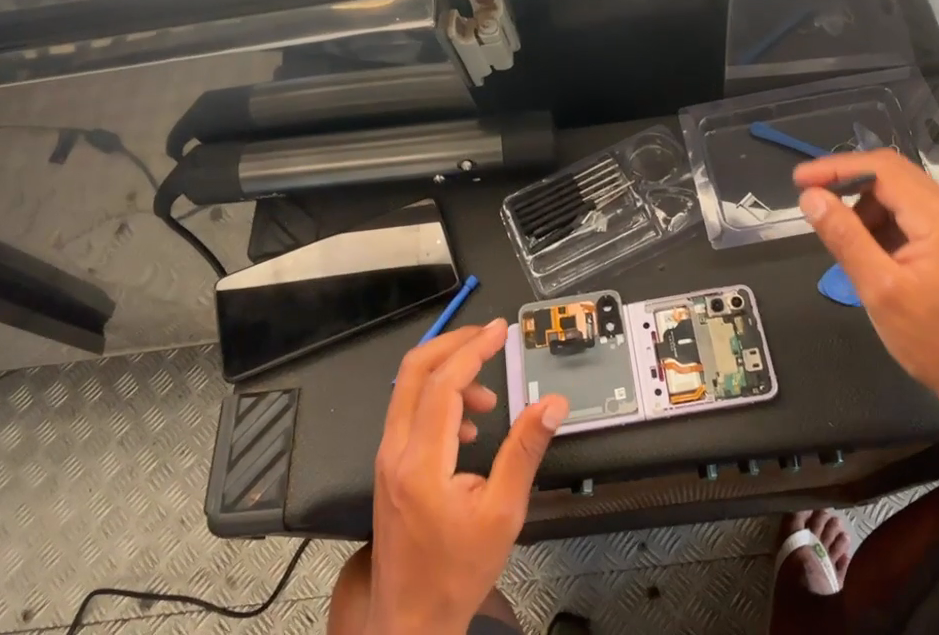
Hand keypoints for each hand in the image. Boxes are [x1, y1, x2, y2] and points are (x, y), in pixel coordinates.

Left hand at [367, 319, 568, 633]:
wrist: (410, 619)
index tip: (501, 331)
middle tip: (489, 338)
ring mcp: (386, 458)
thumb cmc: (458, 571)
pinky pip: (409, 412)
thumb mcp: (503, 513)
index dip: (474, 349)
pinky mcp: (389, 467)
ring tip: (489, 400)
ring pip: (408, 389)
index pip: (444, 384)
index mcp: (421, 462)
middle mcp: (394, 451)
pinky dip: (438, 400)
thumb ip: (525, 451)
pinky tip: (468, 428)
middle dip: (453, 344)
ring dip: (448, 375)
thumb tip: (551, 404)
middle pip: (413, 371)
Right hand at [795, 149, 938, 467]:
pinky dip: (880, 227)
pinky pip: (909, 218)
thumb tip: (811, 197)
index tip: (798, 182)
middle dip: (847, 185)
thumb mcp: (880, 289)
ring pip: (898, 197)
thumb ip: (844, 237)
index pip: (882, 169)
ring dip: (863, 210)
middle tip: (810, 204)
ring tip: (842, 245)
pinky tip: (867, 256)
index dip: (836, 168)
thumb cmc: (934, 341)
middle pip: (891, 176)